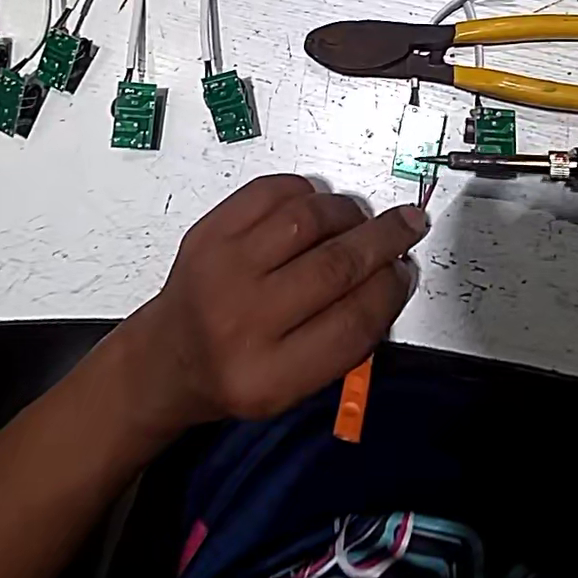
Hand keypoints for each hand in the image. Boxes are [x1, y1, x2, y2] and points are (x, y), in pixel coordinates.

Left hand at [118, 175, 425, 430]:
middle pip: (336, 266)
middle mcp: (242, 321)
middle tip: (407, 224)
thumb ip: (347, 339)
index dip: (392, 289)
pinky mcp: (208, 232)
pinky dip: (306, 191)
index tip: (404, 270)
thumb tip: (391, 272)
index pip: (354, 323)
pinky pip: (272, 191)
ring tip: (357, 220)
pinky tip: (314, 206)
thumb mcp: (295, 386)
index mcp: (269, 376)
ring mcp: (221, 269)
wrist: (170, 355)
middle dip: (385, 239)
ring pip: (308, 219)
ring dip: (348, 213)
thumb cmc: (236, 371)